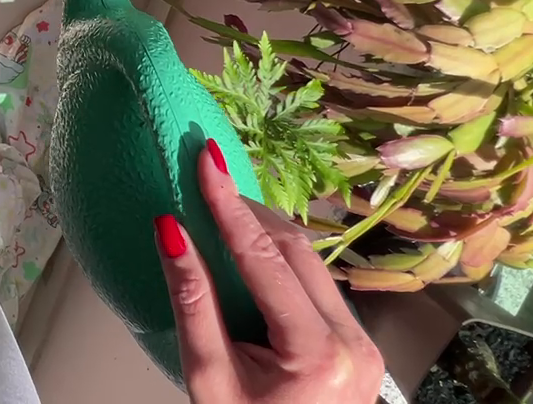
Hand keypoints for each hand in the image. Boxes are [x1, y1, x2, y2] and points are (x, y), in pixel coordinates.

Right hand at [155, 142, 383, 403]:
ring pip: (308, 257)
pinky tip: (247, 245)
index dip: (229, 202)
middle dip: (245, 208)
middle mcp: (354, 342)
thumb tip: (170, 229)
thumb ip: (191, 298)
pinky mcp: (356, 343)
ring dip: (261, 227)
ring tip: (218, 205)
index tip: (206, 158)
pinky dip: (276, 253)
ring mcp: (362, 343)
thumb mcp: (208, 376)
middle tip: (205, 177)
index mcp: (318, 353)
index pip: (264, 256)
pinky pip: (314, 278)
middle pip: (293, 247)